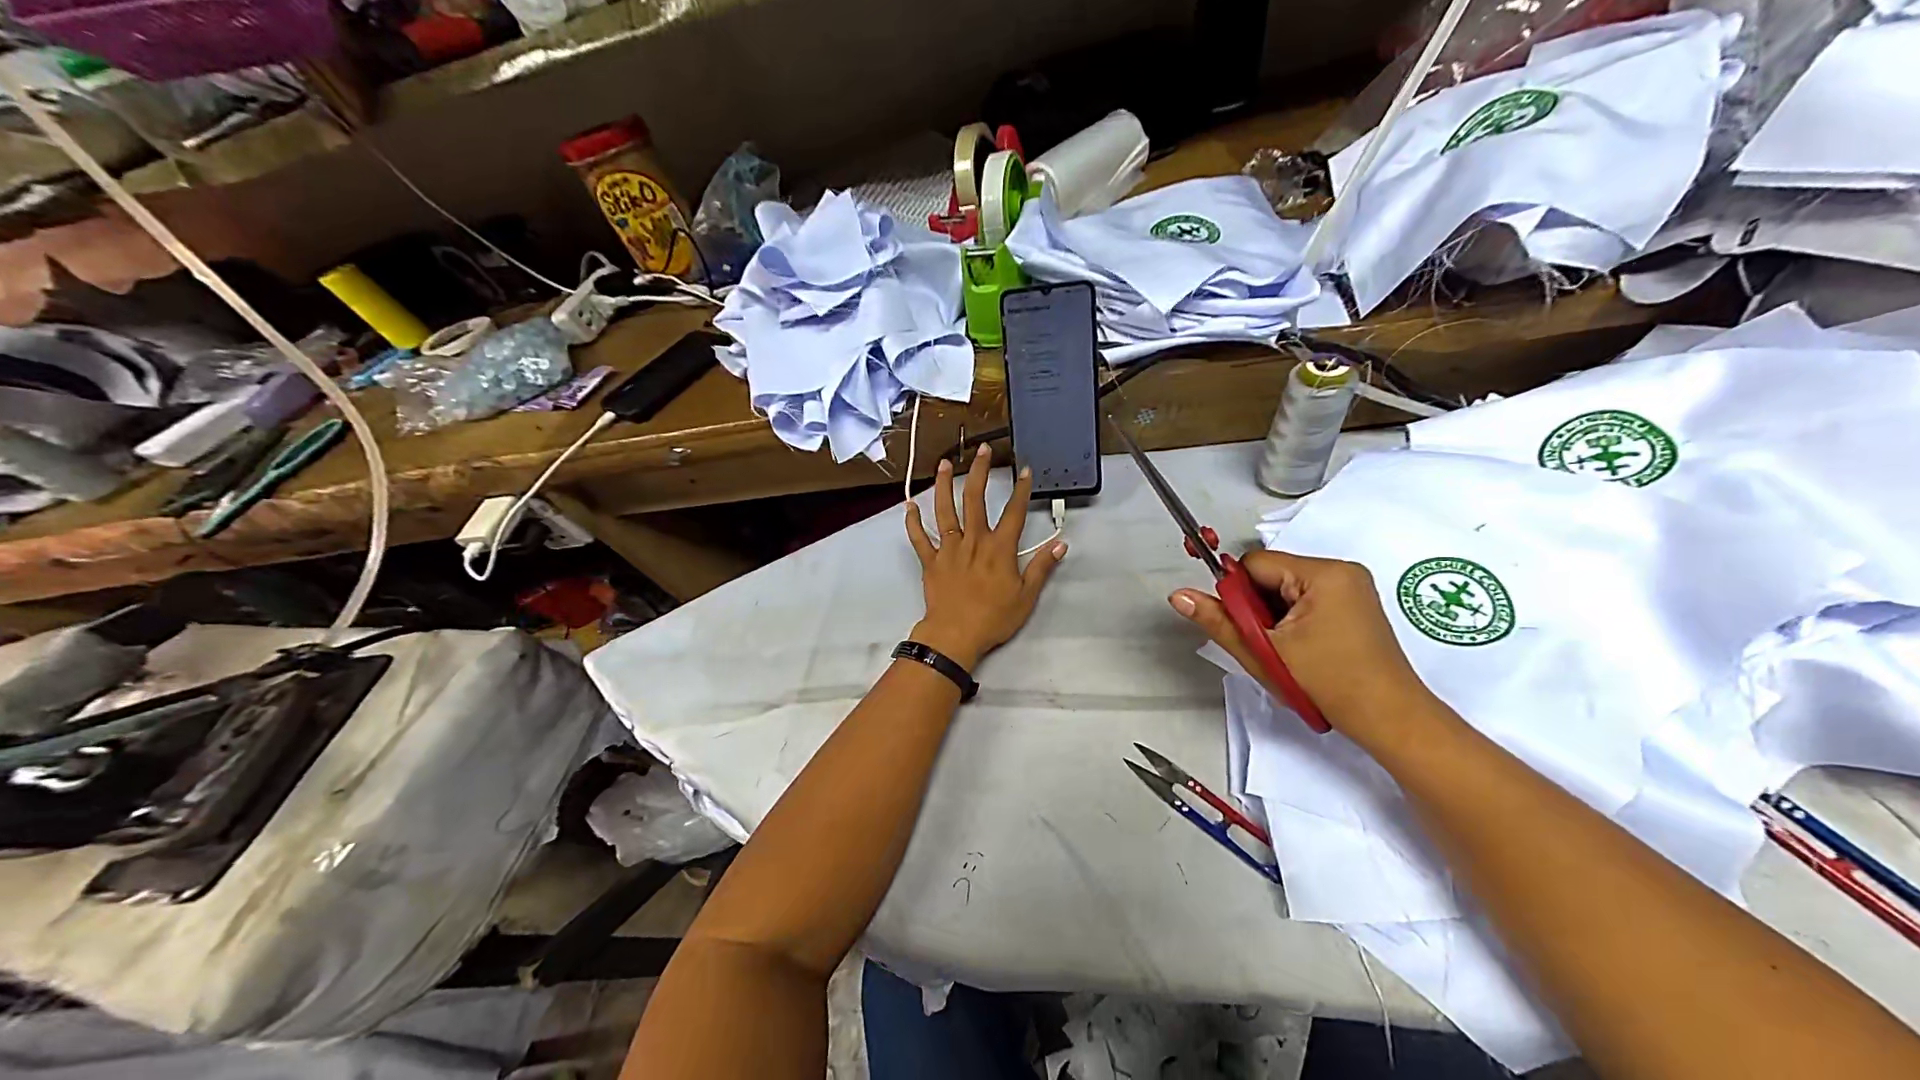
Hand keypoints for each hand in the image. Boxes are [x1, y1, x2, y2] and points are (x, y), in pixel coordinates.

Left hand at [904, 445, 1066, 668]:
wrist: (955, 635)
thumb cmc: (992, 618)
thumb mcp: (1026, 596)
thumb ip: (1042, 567)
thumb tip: (1060, 546)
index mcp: (999, 549)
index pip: (1014, 512)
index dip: (1021, 490)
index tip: (1024, 471)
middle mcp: (973, 542)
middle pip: (975, 499)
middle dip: (980, 472)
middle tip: (982, 451)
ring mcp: (949, 549)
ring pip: (945, 510)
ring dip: (944, 485)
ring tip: (944, 465)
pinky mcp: (931, 562)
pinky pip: (920, 538)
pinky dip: (913, 522)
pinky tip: (909, 506)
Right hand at [1169, 550, 1444, 745]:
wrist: (1389, 719)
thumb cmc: (1334, 685)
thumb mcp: (1264, 651)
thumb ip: (1217, 619)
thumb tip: (1180, 596)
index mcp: (1324, 574)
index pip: (1255, 564)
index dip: (1238, 594)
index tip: (1244, 625)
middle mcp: (1342, 571)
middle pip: (1271, 575)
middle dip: (1258, 608)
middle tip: (1266, 644)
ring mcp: (1352, 588)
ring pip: (1286, 590)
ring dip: (1274, 617)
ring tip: (1285, 652)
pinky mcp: (1355, 605)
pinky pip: (1306, 600)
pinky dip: (1292, 622)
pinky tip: (1299, 650)